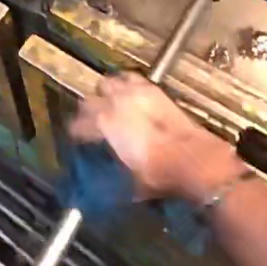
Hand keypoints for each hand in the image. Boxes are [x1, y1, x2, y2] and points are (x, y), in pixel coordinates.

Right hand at [69, 73, 247, 203]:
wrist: (191, 157)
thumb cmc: (158, 173)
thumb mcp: (129, 183)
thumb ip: (111, 178)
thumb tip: (101, 188)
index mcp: (103, 125)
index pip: (77, 125)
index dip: (75, 133)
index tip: (77, 139)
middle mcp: (113, 103)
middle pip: (87, 101)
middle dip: (87, 111)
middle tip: (92, 122)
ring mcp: (132, 92)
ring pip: (106, 83)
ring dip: (104, 93)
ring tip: (109, 103)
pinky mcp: (151, 88)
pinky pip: (129, 77)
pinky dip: (125, 83)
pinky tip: (129, 93)